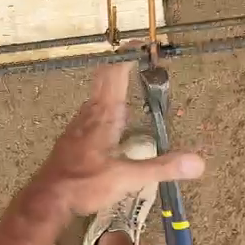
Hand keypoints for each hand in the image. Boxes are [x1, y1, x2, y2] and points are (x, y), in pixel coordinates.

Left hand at [22, 64, 203, 219]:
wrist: (47, 199)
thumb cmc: (83, 184)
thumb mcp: (126, 178)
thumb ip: (162, 168)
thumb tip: (197, 162)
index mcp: (103, 115)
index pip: (115, 73)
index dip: (128, 56)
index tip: (143, 45)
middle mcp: (89, 114)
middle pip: (104, 79)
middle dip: (122, 66)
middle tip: (140, 59)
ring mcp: (78, 125)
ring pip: (97, 95)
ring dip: (113, 85)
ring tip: (130, 84)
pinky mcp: (73, 138)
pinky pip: (91, 112)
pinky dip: (106, 105)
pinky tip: (112, 121)